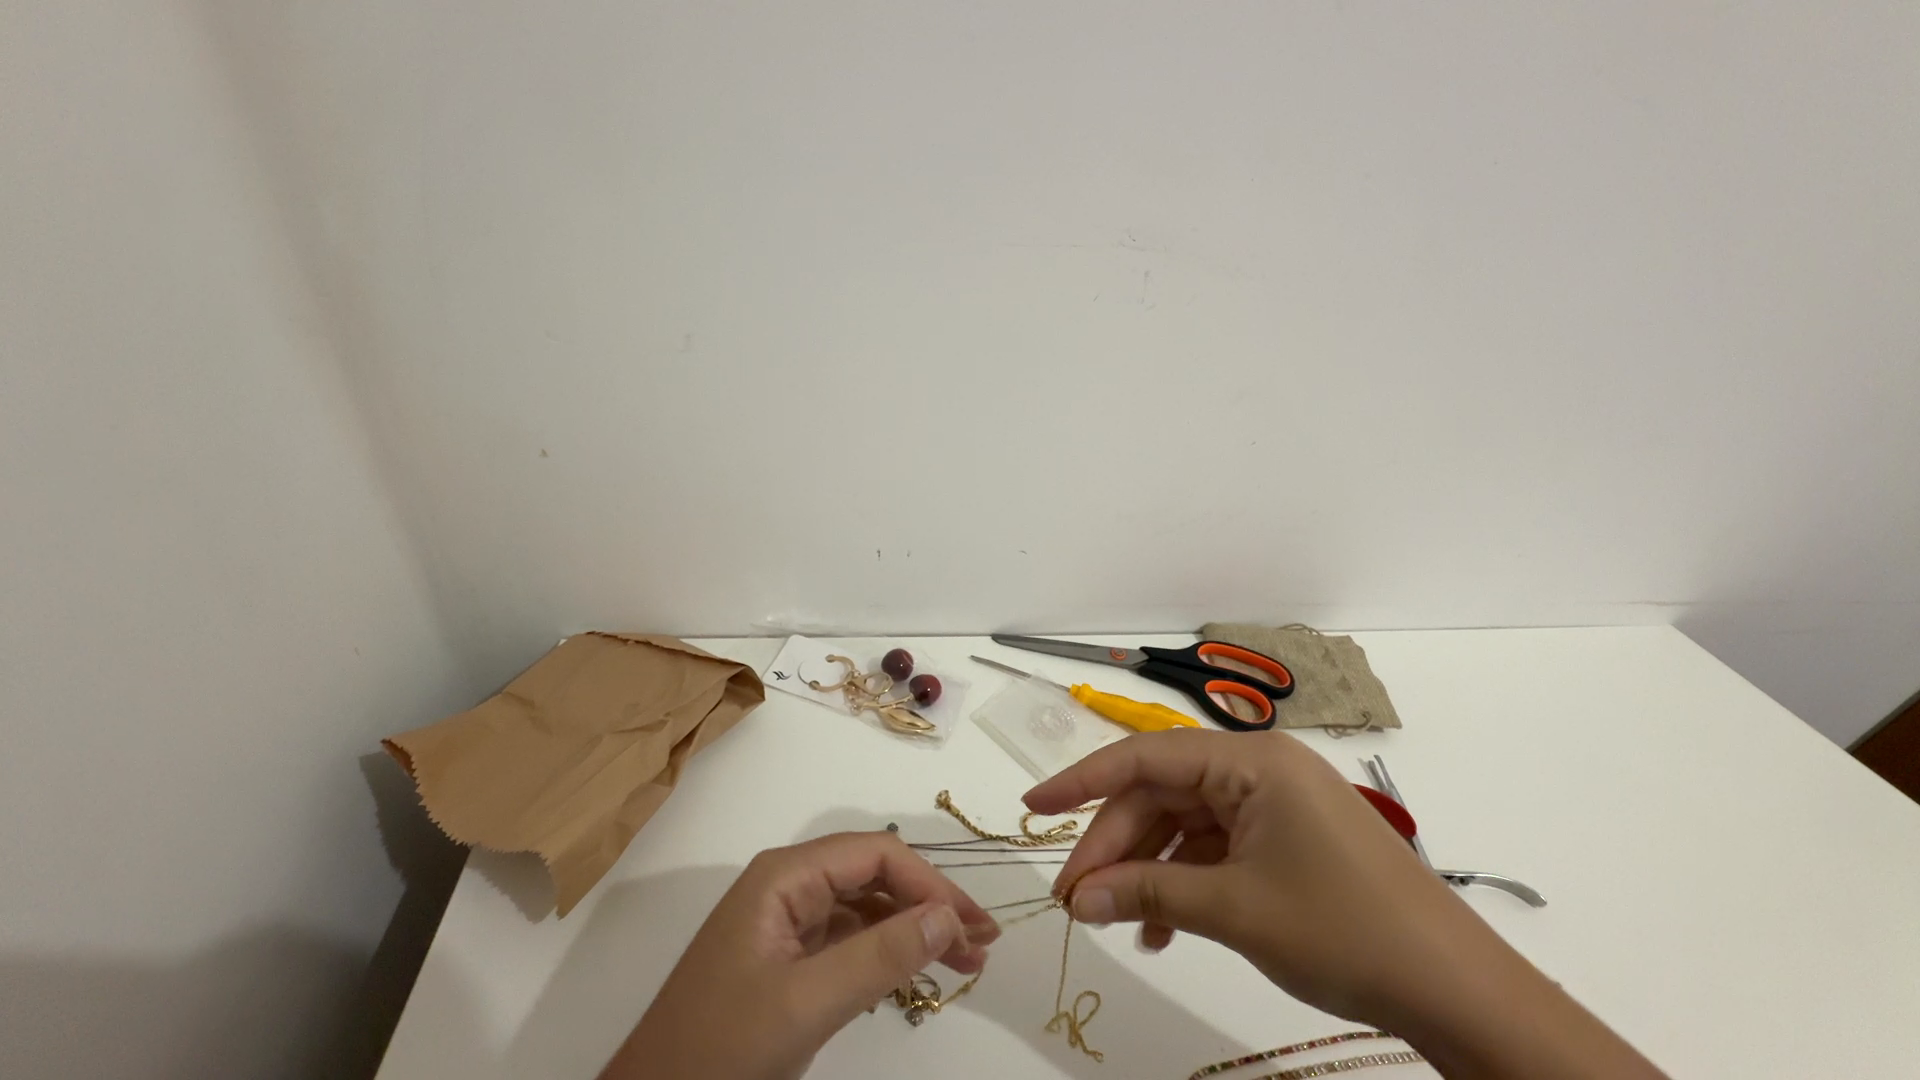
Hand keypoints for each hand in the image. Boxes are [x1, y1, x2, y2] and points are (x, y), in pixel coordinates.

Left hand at [600, 832, 999, 1079]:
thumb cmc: (723, 1046)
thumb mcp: (807, 1002)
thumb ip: (881, 955)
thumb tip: (949, 916)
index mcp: (785, 876)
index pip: (875, 855)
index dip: (929, 883)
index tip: (972, 926)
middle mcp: (788, 886)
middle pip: (874, 876)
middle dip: (929, 903)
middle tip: (983, 943)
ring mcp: (786, 922)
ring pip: (866, 908)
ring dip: (915, 928)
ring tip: (966, 959)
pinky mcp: (787, 959)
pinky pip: (849, 939)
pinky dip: (888, 952)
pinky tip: (918, 970)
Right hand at [1025, 730, 1669, 1079]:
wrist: (1454, 988)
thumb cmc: (1342, 929)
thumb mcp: (1232, 909)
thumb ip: (1146, 893)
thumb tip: (1075, 900)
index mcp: (1251, 761)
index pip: (1146, 757)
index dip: (1081, 780)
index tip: (1032, 808)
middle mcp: (1259, 770)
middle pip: (1162, 796)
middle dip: (1114, 847)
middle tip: (1073, 900)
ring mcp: (1274, 805)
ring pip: (1184, 825)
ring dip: (1146, 871)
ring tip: (1115, 923)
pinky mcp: (1284, 840)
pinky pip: (1214, 848)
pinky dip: (1182, 883)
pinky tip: (1161, 929)